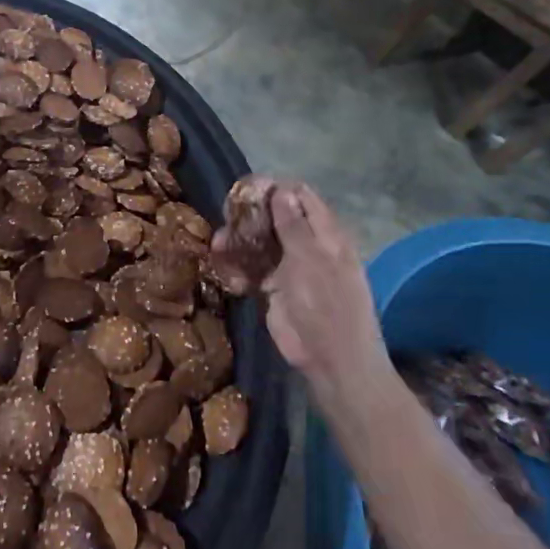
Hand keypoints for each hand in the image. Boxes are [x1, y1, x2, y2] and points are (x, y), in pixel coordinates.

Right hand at [237, 182, 388, 390]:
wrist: (331, 360)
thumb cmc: (328, 305)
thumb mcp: (311, 260)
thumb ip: (294, 225)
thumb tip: (281, 190)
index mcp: (326, 235)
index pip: (302, 198)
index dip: (277, 190)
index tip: (250, 188)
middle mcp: (307, 246)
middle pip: (276, 219)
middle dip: (251, 215)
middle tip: (228, 213)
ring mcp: (289, 268)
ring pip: (260, 244)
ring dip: (239, 241)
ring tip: (218, 241)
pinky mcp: (273, 290)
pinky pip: (252, 271)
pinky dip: (238, 268)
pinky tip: (224, 268)